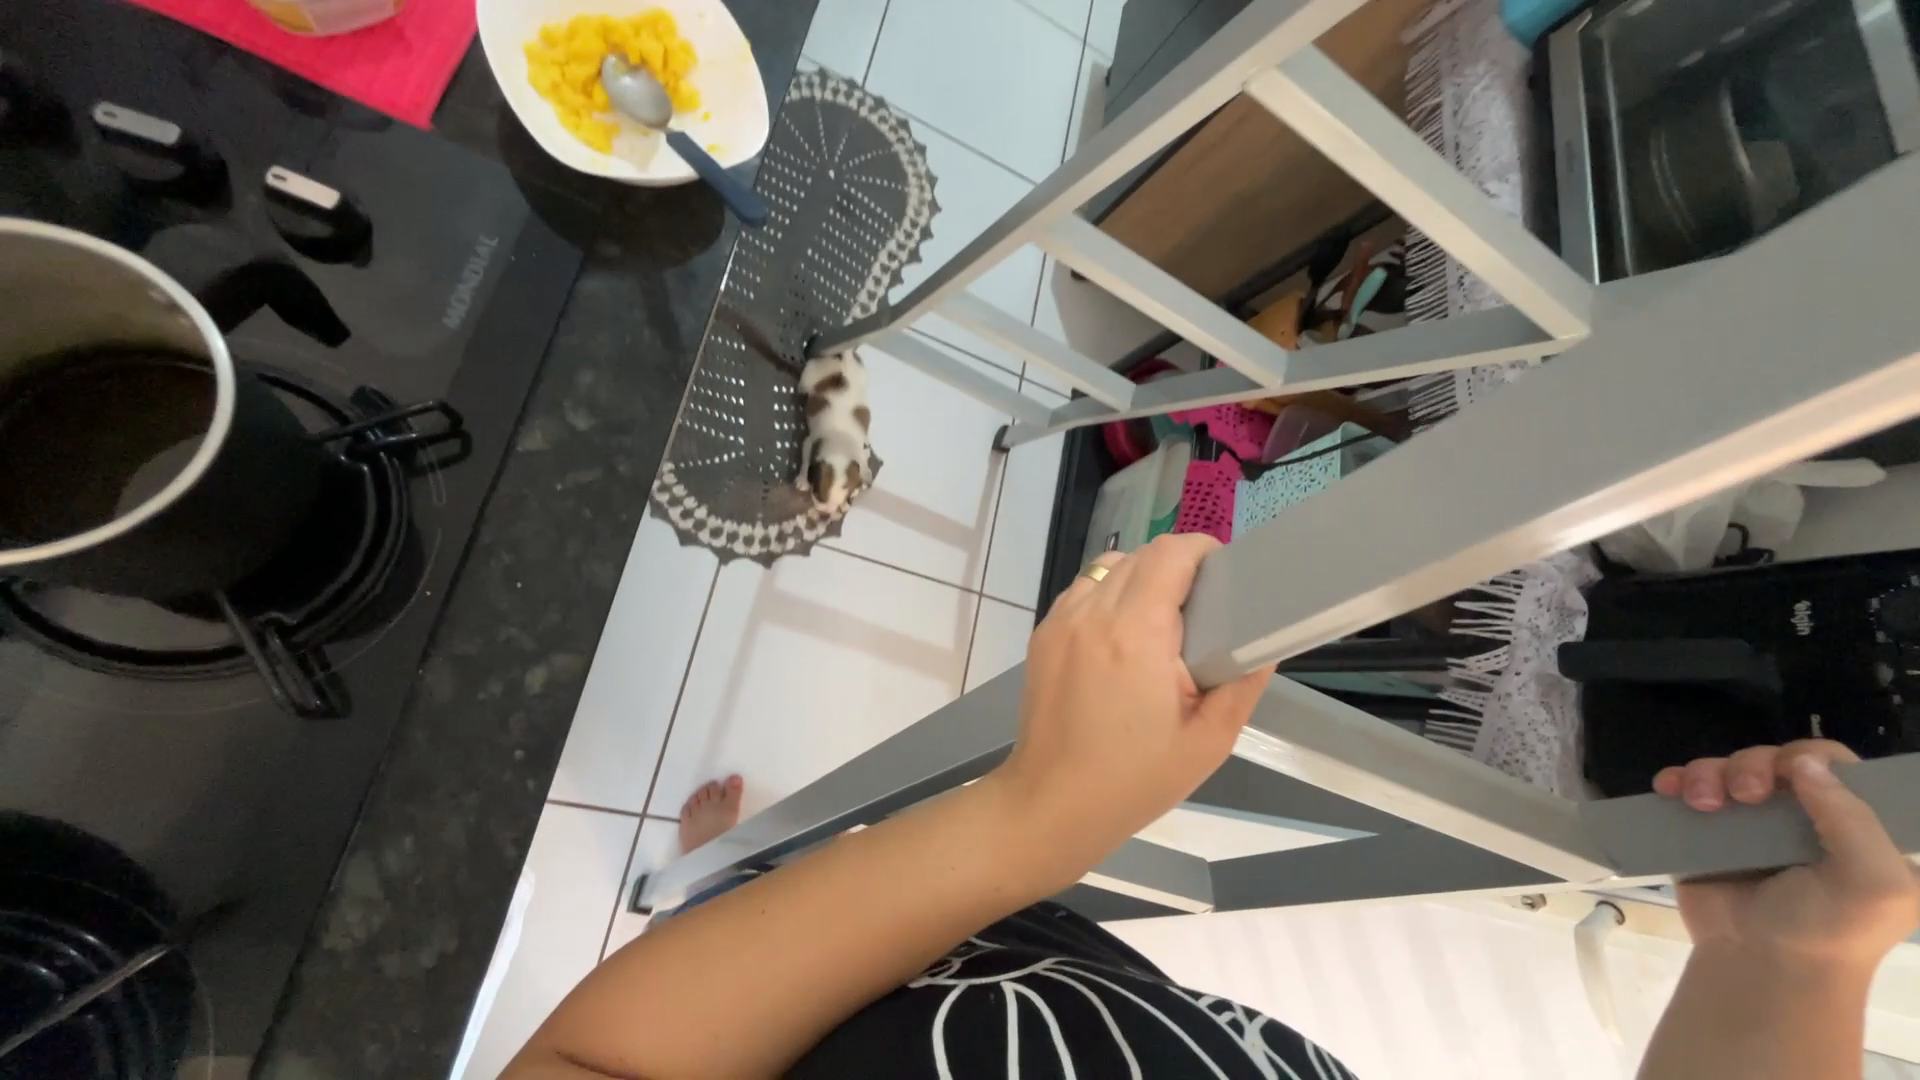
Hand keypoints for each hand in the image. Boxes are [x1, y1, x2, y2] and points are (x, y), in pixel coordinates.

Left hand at [989, 534, 1273, 879]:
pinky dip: (1108, 595)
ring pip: (1107, 567)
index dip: (1202, 552)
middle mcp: (1092, 613)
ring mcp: (1060, 621)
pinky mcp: (1043, 634)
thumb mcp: (1208, 741)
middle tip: (1203, 608)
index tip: (1224, 577)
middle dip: (1177, 567)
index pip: (1169, 554)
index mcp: (1135, 632)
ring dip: (1140, 578)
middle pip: (1140, 555)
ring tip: (1162, 622)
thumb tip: (1261, 643)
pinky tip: (1122, 636)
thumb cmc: (1134, 779)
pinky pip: (1082, 591)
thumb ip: (1242, 684)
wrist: (1052, 803)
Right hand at [1655, 740, 1919, 972]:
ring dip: (1706, 774)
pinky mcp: (1703, 827)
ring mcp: (1748, 821)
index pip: (1837, 767)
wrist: (1760, 961)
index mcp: (1854, 826)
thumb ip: (1853, 821)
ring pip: (1723, 766)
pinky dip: (1674, 779)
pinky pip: (1684, 784)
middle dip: (1750, 766)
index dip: (1811, 759)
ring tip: (1700, 804)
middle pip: (1772, 759)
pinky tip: (1669, 791)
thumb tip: (1804, 763)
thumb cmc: (1829, 927)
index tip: (1790, 774)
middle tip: (1744, 796)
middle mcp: (1801, 816)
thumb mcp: (1873, 883)